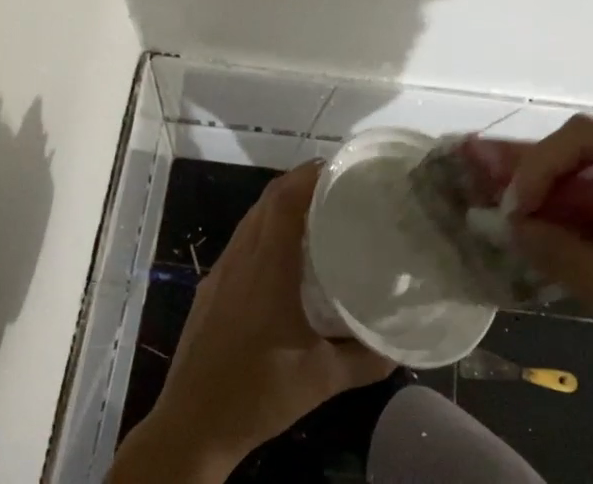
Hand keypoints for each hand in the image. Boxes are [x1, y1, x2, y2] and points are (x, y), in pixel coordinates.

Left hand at [112, 162, 393, 482]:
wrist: (192, 424)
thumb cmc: (258, 393)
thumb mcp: (322, 379)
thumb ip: (365, 359)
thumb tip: (400, 346)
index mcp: (266, 267)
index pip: (284, 199)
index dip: (310, 174)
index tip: (342, 168)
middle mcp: (240, 259)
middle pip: (267, 201)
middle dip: (301, 185)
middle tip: (340, 189)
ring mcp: (220, 273)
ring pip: (251, 220)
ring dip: (281, 208)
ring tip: (319, 216)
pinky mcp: (211, 290)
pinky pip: (241, 243)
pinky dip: (265, 232)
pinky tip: (286, 258)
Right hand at [506, 115, 592, 410]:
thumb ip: (558, 251)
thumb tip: (512, 223)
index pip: (586, 137)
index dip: (539, 163)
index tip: (516, 207)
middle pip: (589, 156)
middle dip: (539, 176)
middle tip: (496, 197)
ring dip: (555, 200)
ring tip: (509, 214)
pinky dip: (580, 224)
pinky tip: (550, 239)